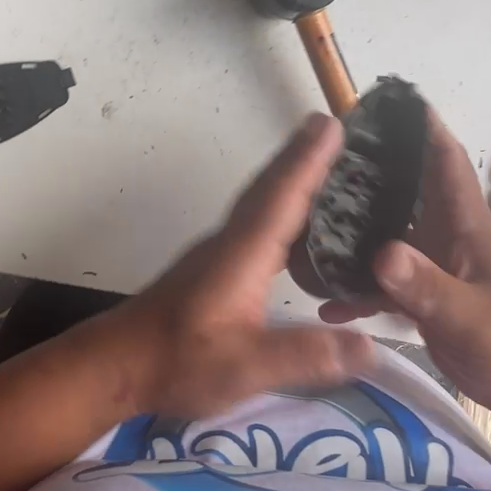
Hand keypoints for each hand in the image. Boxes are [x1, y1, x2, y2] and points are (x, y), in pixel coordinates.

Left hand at [97, 113, 373, 417]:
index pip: (280, 198)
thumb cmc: (176, 360)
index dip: (307, 161)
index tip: (331, 123)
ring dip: (288, 182)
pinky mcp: (210, 270)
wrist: (118, 363)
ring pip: (258, 206)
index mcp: (240, 255)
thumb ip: (306, 355)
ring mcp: (216, 255)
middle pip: (268, 191)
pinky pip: (253, 226)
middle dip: (300, 158)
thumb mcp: (245, 367)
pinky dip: (277, 212)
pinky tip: (294, 230)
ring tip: (325, 169)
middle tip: (332, 129)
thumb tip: (372, 346)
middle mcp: (227, 244)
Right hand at [319, 110, 490, 418]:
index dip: (423, 129)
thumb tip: (381, 251)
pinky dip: (357, 288)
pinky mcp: (424, 299)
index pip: (446, 164)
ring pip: (386, 237)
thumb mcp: (472, 318)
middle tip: (319, 161)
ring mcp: (434, 270)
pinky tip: (326, 300)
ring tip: (306, 222)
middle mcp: (446, 240)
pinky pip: (382, 283)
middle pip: (404, 194)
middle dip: (369, 173)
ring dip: (353, 232)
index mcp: (467, 230)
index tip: (390, 100)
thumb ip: (427, 286)